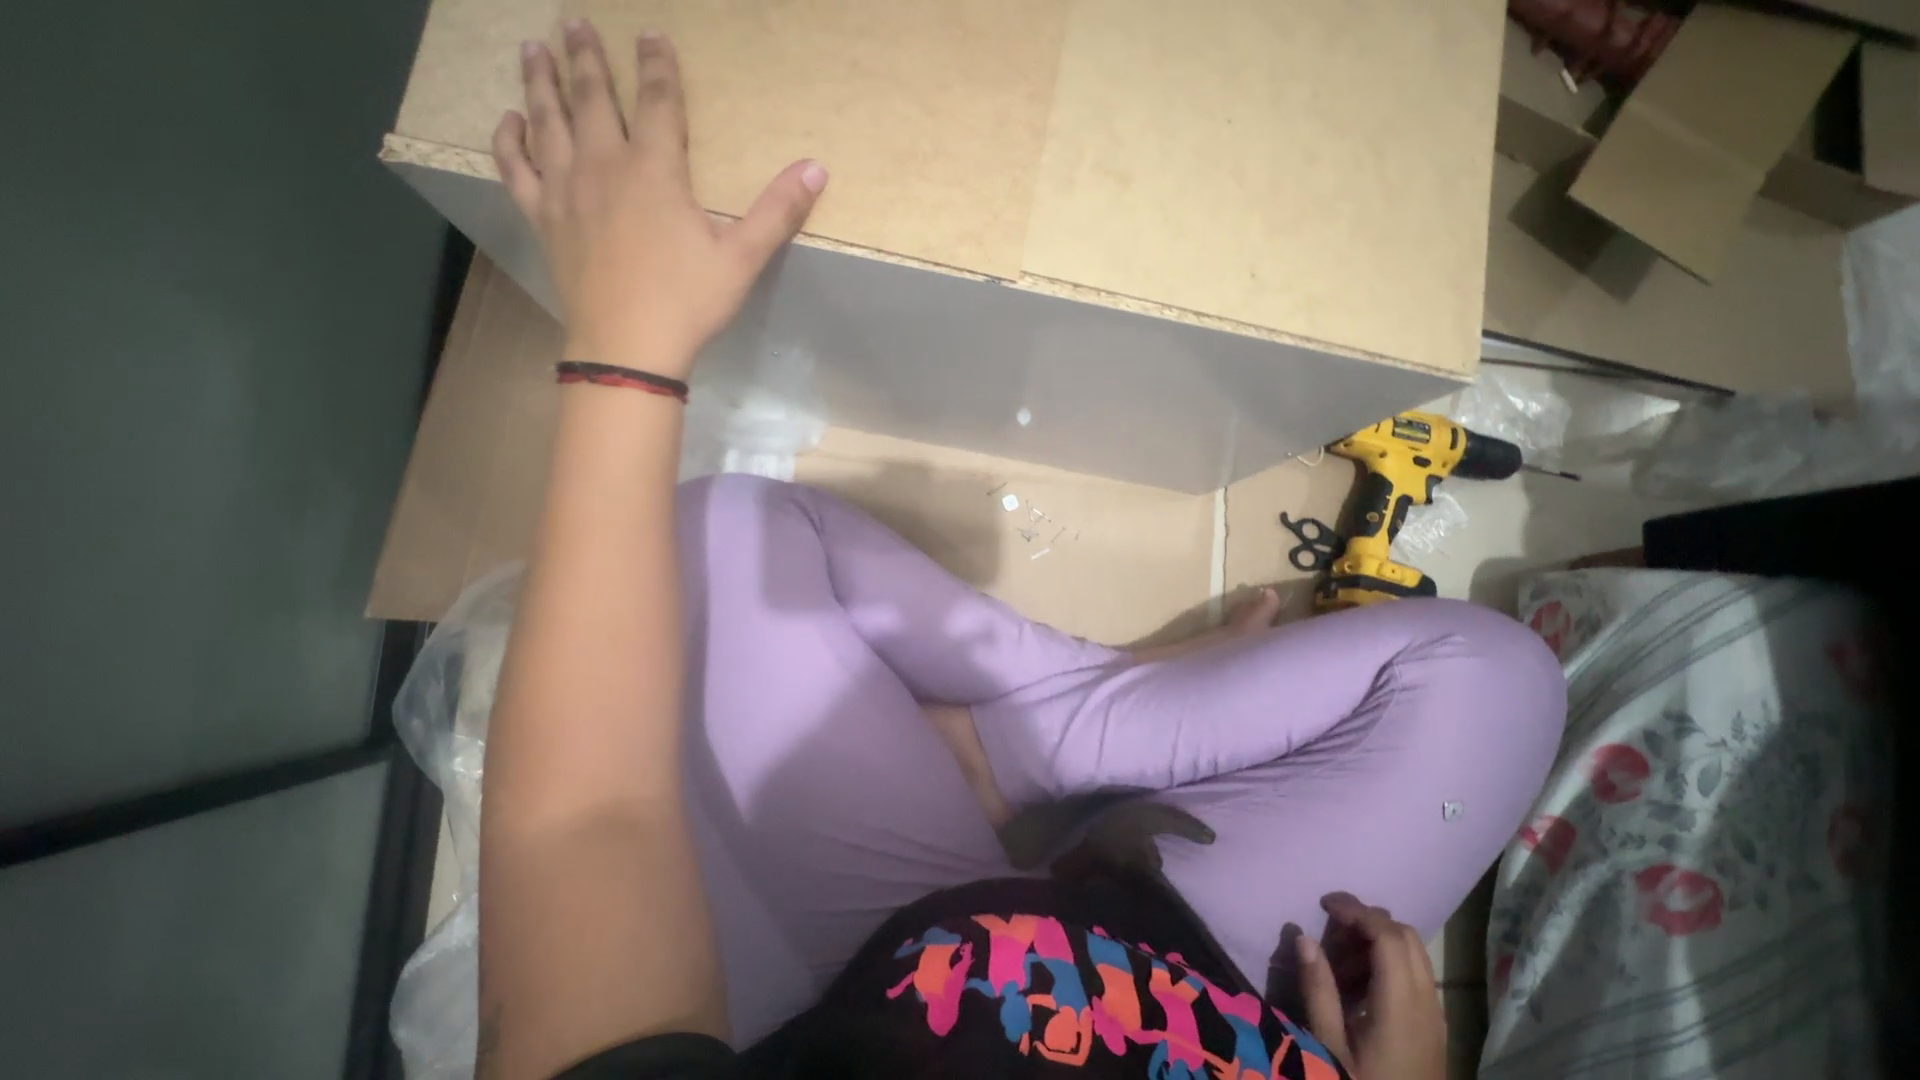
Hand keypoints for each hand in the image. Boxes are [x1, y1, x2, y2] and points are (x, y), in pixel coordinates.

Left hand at [492, 19, 826, 377]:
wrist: (626, 347)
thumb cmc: (688, 303)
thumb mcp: (742, 259)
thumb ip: (778, 211)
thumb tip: (817, 168)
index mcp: (654, 170)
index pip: (657, 101)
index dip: (657, 64)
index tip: (652, 33)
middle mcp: (604, 166)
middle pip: (592, 97)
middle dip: (586, 56)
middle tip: (575, 20)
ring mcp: (566, 190)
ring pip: (547, 120)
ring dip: (541, 80)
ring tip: (533, 47)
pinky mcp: (544, 219)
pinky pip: (517, 168)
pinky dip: (509, 140)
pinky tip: (509, 121)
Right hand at [1297, 892, 1446, 1079]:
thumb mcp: (1329, 1046)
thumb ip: (1318, 988)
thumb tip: (1304, 938)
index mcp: (1401, 1004)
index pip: (1387, 935)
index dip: (1356, 911)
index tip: (1324, 905)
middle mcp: (1426, 1002)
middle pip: (1405, 936)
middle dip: (1367, 921)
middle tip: (1329, 929)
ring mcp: (1435, 1015)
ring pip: (1413, 954)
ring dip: (1378, 942)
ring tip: (1339, 960)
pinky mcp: (1433, 1028)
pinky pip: (1416, 976)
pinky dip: (1389, 963)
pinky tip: (1359, 986)